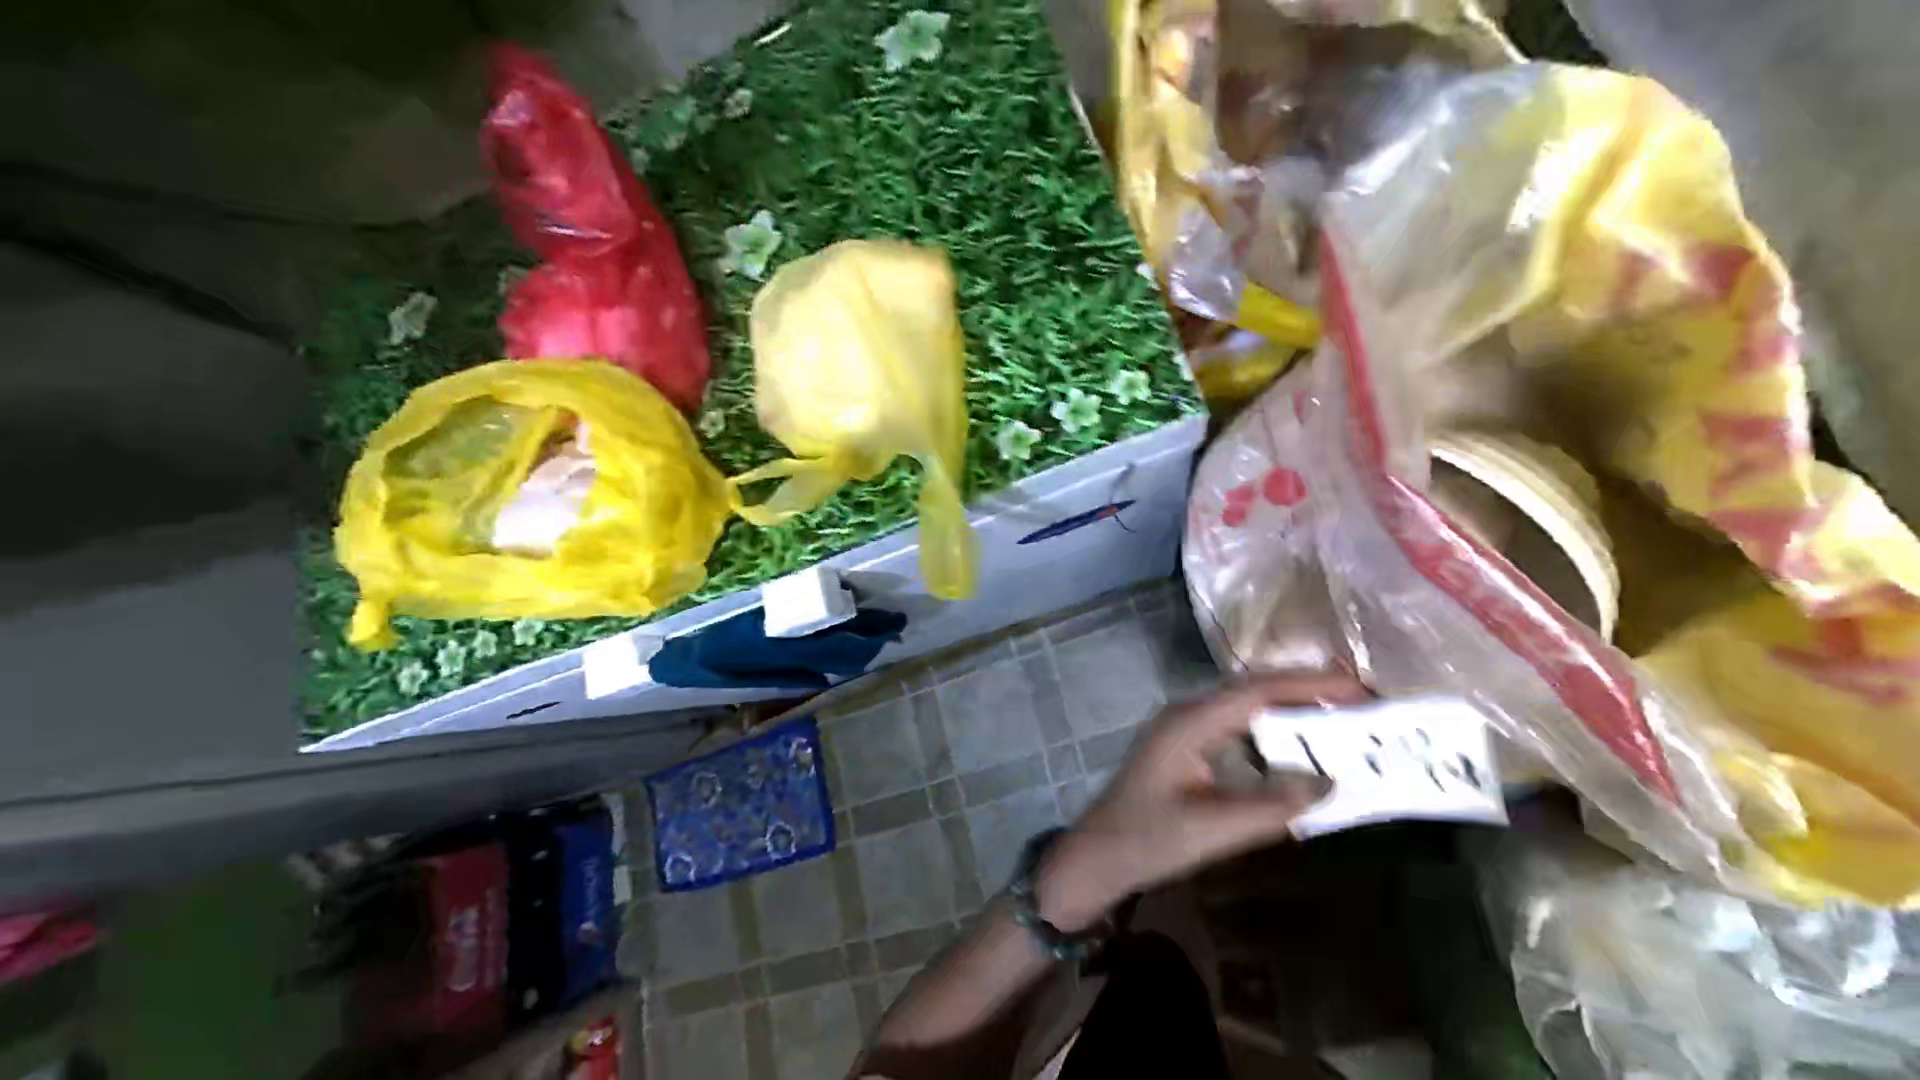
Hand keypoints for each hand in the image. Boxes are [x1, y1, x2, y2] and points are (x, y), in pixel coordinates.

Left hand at [1036, 672, 1366, 929]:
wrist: (1100, 853)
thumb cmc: (1150, 839)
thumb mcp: (1214, 829)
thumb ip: (1272, 807)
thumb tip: (1332, 784)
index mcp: (1189, 723)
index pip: (1255, 691)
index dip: (1308, 686)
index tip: (1358, 689)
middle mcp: (1187, 714)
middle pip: (1252, 690)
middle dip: (1305, 689)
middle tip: (1361, 699)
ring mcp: (1184, 727)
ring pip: (1244, 704)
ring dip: (1290, 704)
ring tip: (1341, 713)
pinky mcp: (1186, 744)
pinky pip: (1236, 723)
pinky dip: (1271, 725)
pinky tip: (1297, 740)